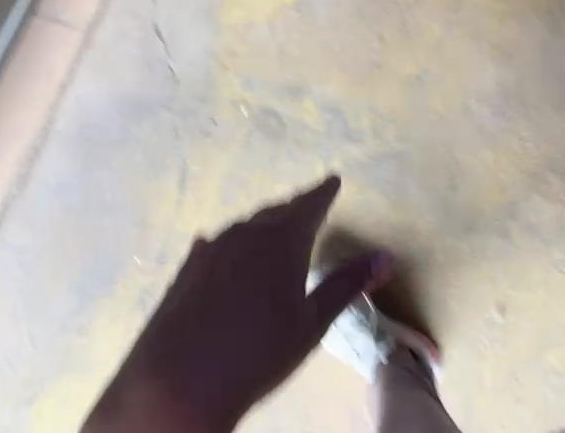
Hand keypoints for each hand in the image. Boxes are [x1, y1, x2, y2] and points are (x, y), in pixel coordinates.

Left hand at [87, 176, 387, 432]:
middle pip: (278, 212)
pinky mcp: (188, 268)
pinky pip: (217, 245)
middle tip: (310, 208)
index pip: (310, 204)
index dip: (324, 193)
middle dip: (296, 209)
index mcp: (284, 240)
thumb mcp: (312, 323)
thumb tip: (386, 257)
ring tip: (274, 234)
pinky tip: (224, 251)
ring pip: (246, 227)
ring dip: (264, 226)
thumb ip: (347, 285)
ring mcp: (213, 248)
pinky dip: (232, 245)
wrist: (178, 383)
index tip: (334, 181)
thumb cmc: (258, 353)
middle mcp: (248, 233)